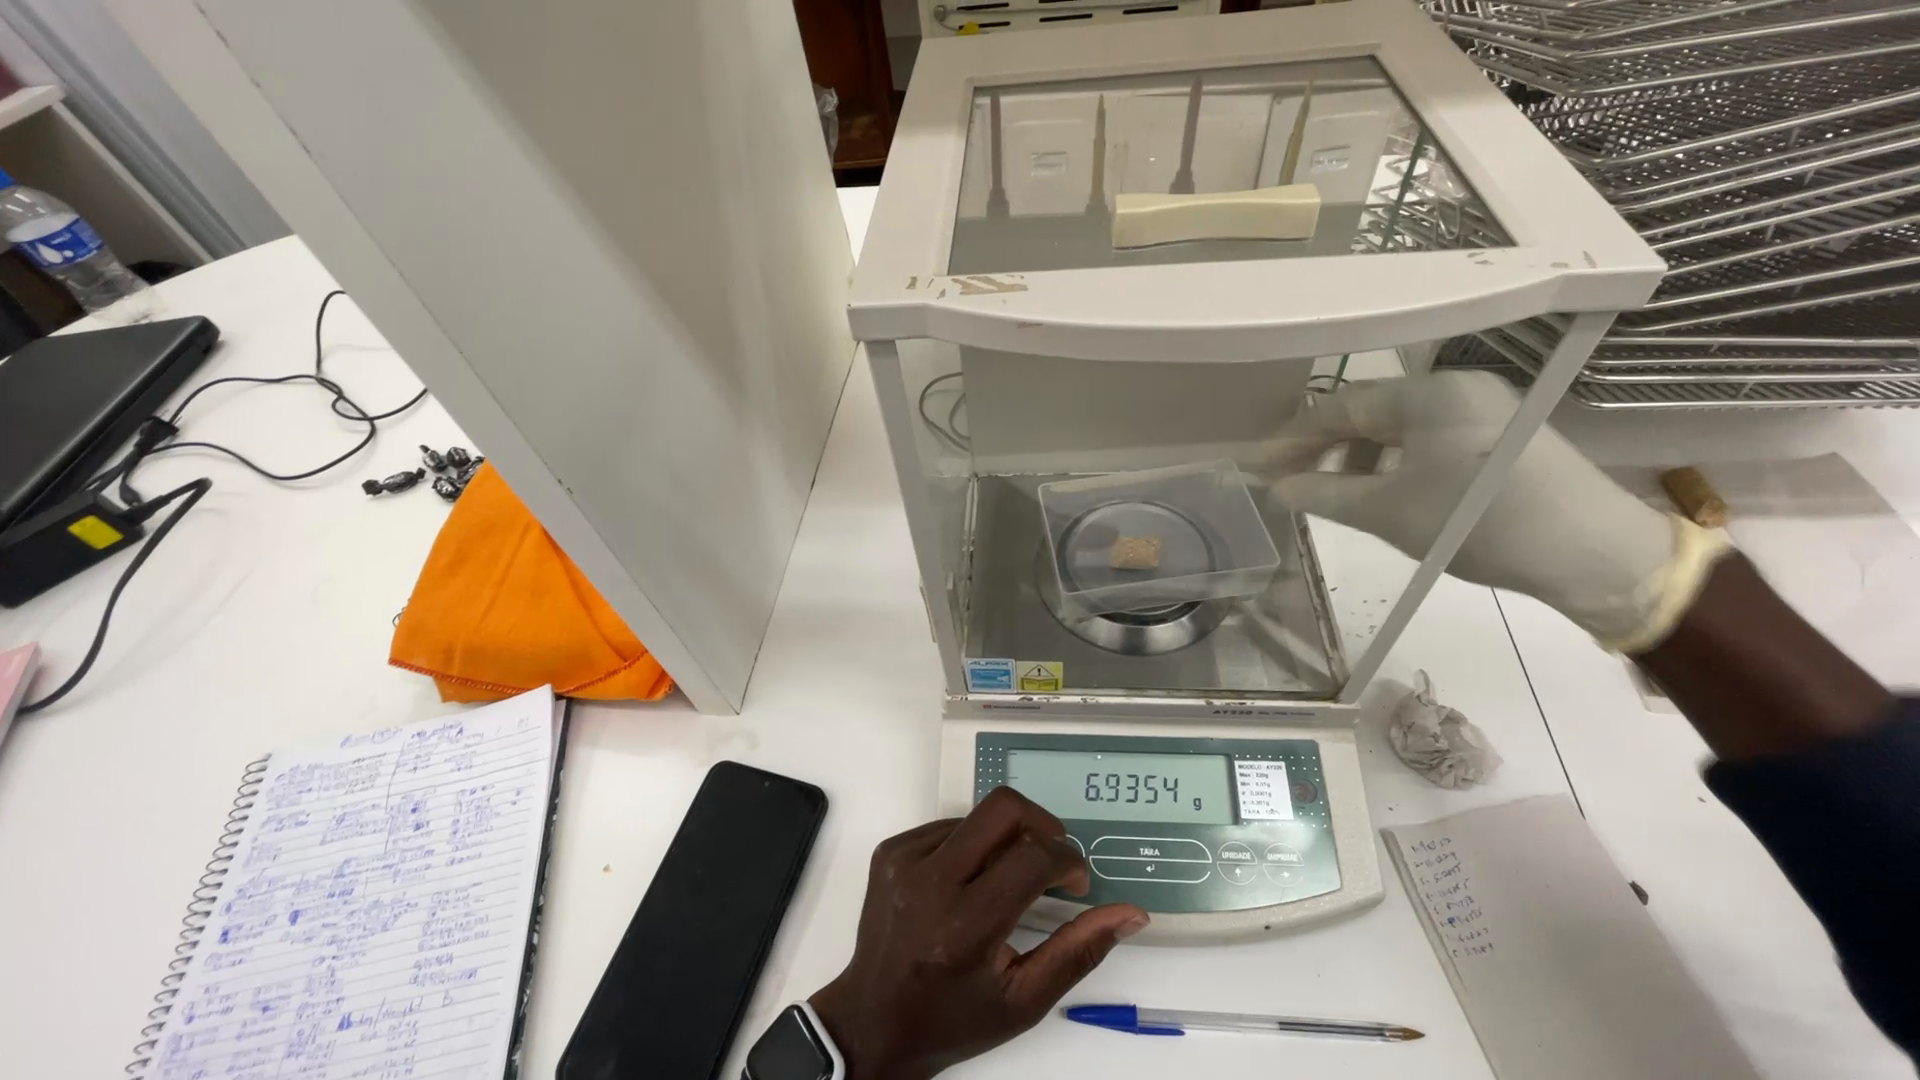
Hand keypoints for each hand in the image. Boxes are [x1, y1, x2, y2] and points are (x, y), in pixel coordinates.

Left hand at [809, 788, 1148, 1079]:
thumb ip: (1080, 950)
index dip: (1067, 860)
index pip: (1032, 857)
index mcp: (966, 927)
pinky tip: (972, 882)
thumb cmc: (955, 1019)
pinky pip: (947, 826)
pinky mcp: (890, 852)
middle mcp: (930, 883)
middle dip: (1042, 823)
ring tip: (1007, 882)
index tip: (1076, 881)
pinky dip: (972, 845)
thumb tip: (1132, 913)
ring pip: (977, 815)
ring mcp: (904, 861)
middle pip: (1003, 808)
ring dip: (1005, 839)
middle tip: (1052, 857)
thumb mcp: (1026, 1000)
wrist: (873, 1023)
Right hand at [1263, 371, 1727, 651]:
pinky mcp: (1499, 433)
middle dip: (1322, 446)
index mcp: (1429, 394)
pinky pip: (1427, 437)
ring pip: (1397, 426)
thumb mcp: (1389, 513)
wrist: (1592, 554)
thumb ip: (1325, 494)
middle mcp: (1456, 387)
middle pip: (1368, 412)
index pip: (1340, 407)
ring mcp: (1483, 407)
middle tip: (1283, 479)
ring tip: (1329, 492)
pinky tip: (1380, 489)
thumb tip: (1277, 488)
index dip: (1291, 439)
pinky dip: (1393, 461)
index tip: (1255, 466)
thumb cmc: (1480, 525)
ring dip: (1356, 456)